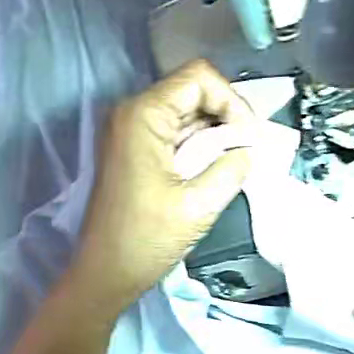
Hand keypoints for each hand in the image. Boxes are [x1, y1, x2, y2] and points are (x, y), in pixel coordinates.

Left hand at [68, 61, 256, 313]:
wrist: (104, 274)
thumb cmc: (145, 240)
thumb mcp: (199, 205)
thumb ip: (231, 169)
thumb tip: (248, 152)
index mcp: (143, 116)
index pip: (199, 78)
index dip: (232, 100)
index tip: (248, 137)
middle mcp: (132, 115)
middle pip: (192, 93)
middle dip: (225, 117)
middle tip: (247, 152)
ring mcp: (129, 135)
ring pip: (184, 115)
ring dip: (213, 135)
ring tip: (234, 165)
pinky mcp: (132, 154)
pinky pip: (172, 136)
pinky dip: (196, 148)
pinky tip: (212, 172)